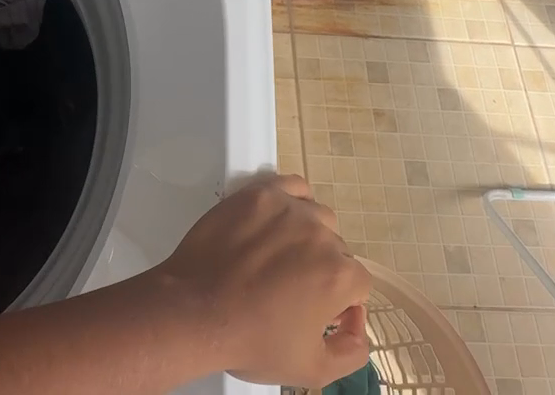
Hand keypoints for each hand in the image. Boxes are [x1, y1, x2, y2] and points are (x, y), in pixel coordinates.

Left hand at [152, 174, 371, 387]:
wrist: (196, 310)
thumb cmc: (251, 341)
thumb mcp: (312, 369)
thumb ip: (351, 349)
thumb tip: (357, 323)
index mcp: (338, 275)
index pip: (357, 281)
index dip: (340, 299)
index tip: (318, 308)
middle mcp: (319, 234)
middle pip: (336, 247)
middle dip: (322, 267)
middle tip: (293, 285)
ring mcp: (287, 209)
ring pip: (316, 215)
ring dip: (308, 233)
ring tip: (282, 254)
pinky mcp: (259, 194)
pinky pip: (292, 185)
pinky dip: (292, 200)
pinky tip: (278, 220)